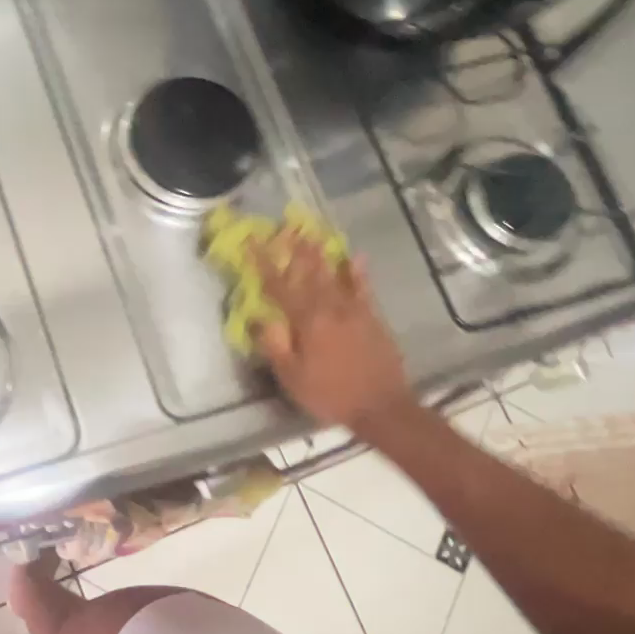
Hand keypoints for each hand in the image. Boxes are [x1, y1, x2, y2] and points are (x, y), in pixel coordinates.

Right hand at [250, 231, 415, 432]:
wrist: (382, 407)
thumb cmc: (330, 394)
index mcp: (306, 321)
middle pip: (309, 273)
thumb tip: (260, 318)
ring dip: (321, 254)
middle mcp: (330, 308)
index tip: (251, 241)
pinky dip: (357, 272)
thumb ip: (274, 345)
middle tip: (286, 226)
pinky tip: (354, 257)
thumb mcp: (291, 377)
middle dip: (295, 250)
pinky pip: (362, 289)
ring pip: (334, 275)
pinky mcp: (372, 319)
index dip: (262, 263)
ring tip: (312, 233)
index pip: (278, 286)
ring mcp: (354, 311)